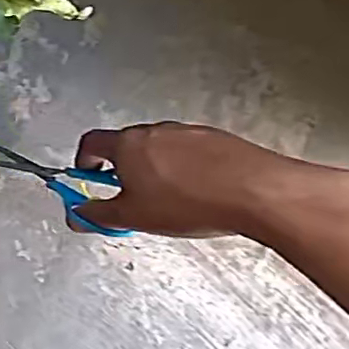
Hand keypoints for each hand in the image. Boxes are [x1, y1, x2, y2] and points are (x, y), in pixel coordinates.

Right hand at [73, 123, 348, 239]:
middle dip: (126, 169)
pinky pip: (198, 154)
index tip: (89, 174)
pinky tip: (205, 194)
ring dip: (161, 169)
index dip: (85, 160)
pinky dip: (195, 170)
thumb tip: (80, 216)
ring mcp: (192, 134)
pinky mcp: (225, 142)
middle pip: (128, 145)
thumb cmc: (199, 201)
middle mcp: (156, 131)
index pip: (91, 143)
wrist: (268, 197)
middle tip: (133, 193)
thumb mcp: (135, 217)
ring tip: (174, 198)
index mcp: (126, 144)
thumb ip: (98, 215)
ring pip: (164, 149)